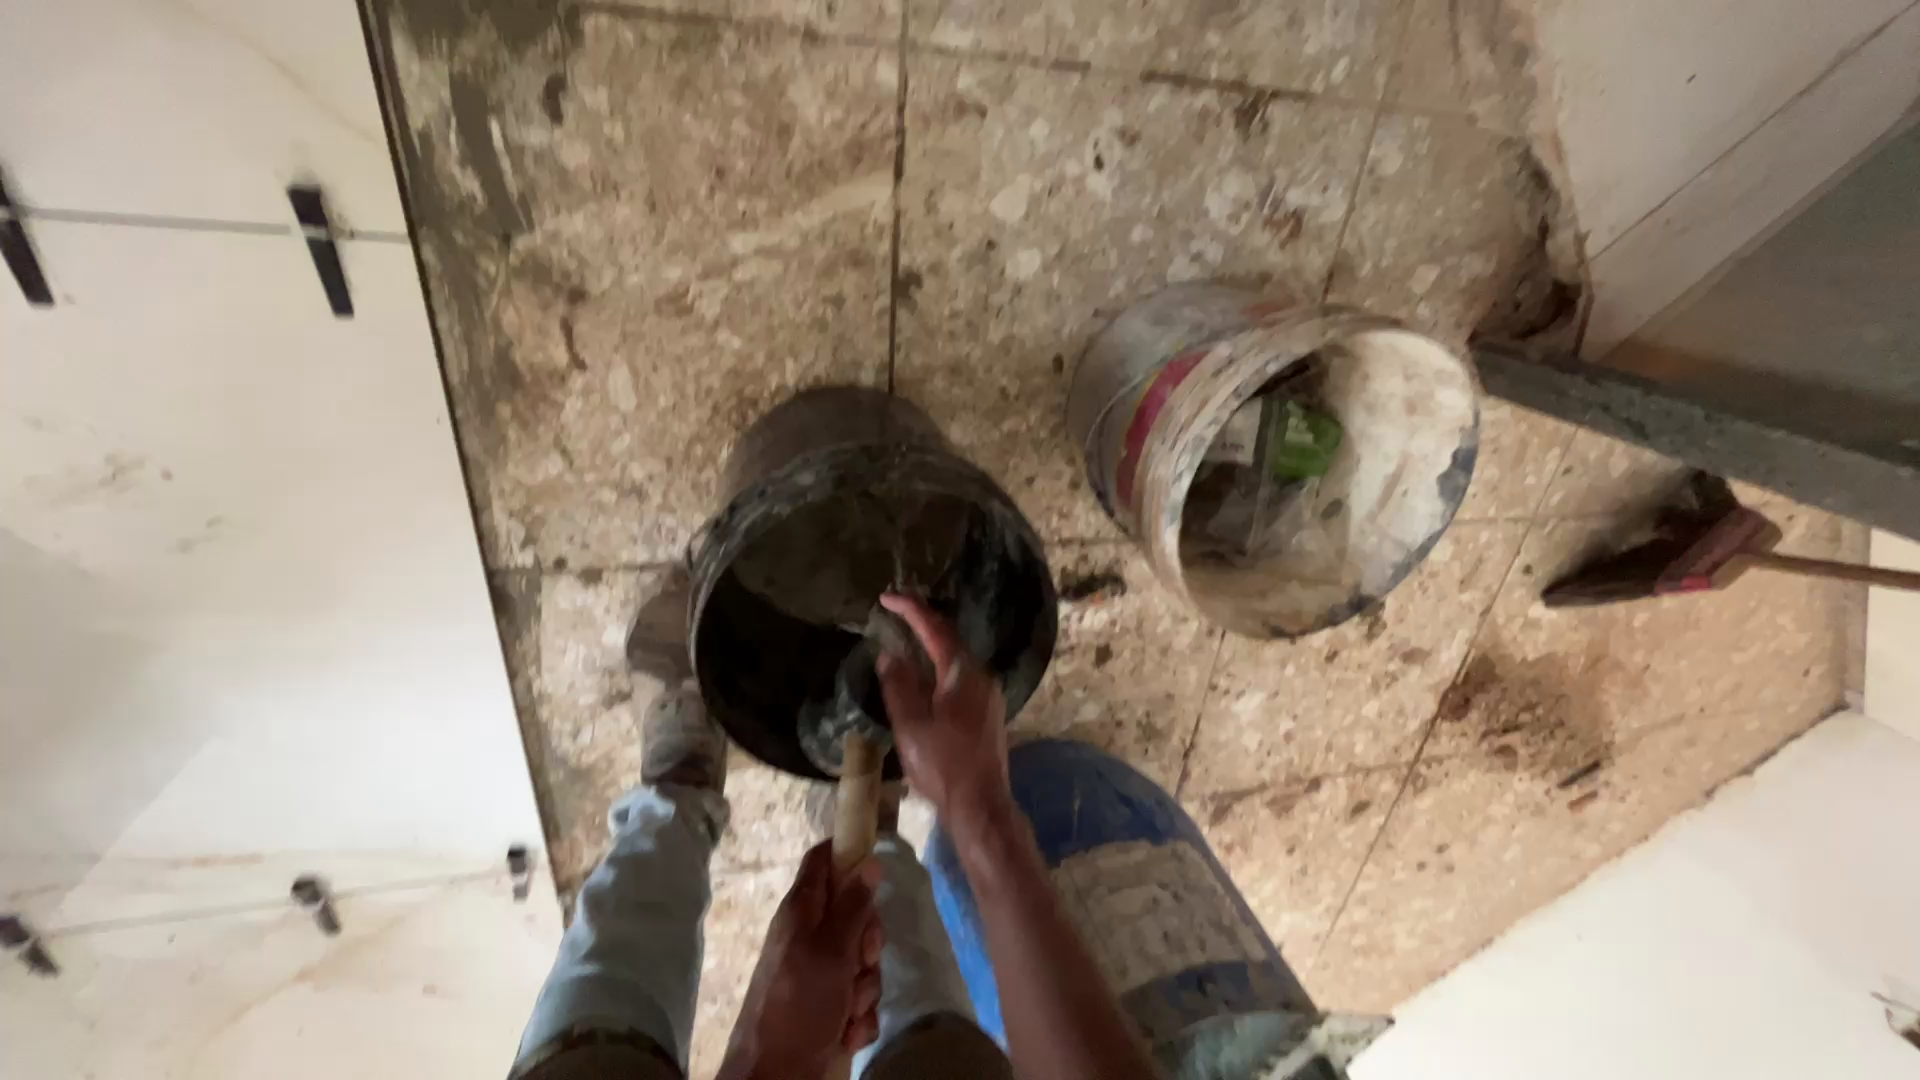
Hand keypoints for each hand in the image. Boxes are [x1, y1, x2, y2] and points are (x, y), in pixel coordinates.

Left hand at [717, 842, 883, 1079]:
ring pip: (861, 961)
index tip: (876, 867)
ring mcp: (817, 974)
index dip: (849, 853)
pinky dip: (858, 1017)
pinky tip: (847, 1032)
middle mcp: (809, 936)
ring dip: (865, 988)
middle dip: (868, 942)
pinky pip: (858, 998)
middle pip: (854, 914)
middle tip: (861, 961)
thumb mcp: (831, 950)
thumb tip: (870, 860)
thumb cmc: (798, 1006)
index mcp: (802, 911)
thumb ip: (853, 906)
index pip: (824, 859)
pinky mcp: (826, 1009)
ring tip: (848, 1010)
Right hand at [875, 594, 1012, 826]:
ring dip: (932, 646)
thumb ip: (899, 685)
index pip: (935, 628)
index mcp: (962, 673)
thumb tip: (889, 655)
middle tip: (895, 613)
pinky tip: (926, 678)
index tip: (886, 598)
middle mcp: (982, 676)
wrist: (980, 804)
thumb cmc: (942, 766)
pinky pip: (962, 677)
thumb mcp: (910, 725)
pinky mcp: (989, 711)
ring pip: (957, 659)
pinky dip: (941, 667)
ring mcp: (989, 694)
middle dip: (922, 623)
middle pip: (950, 639)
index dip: (911, 608)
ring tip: (906, 640)